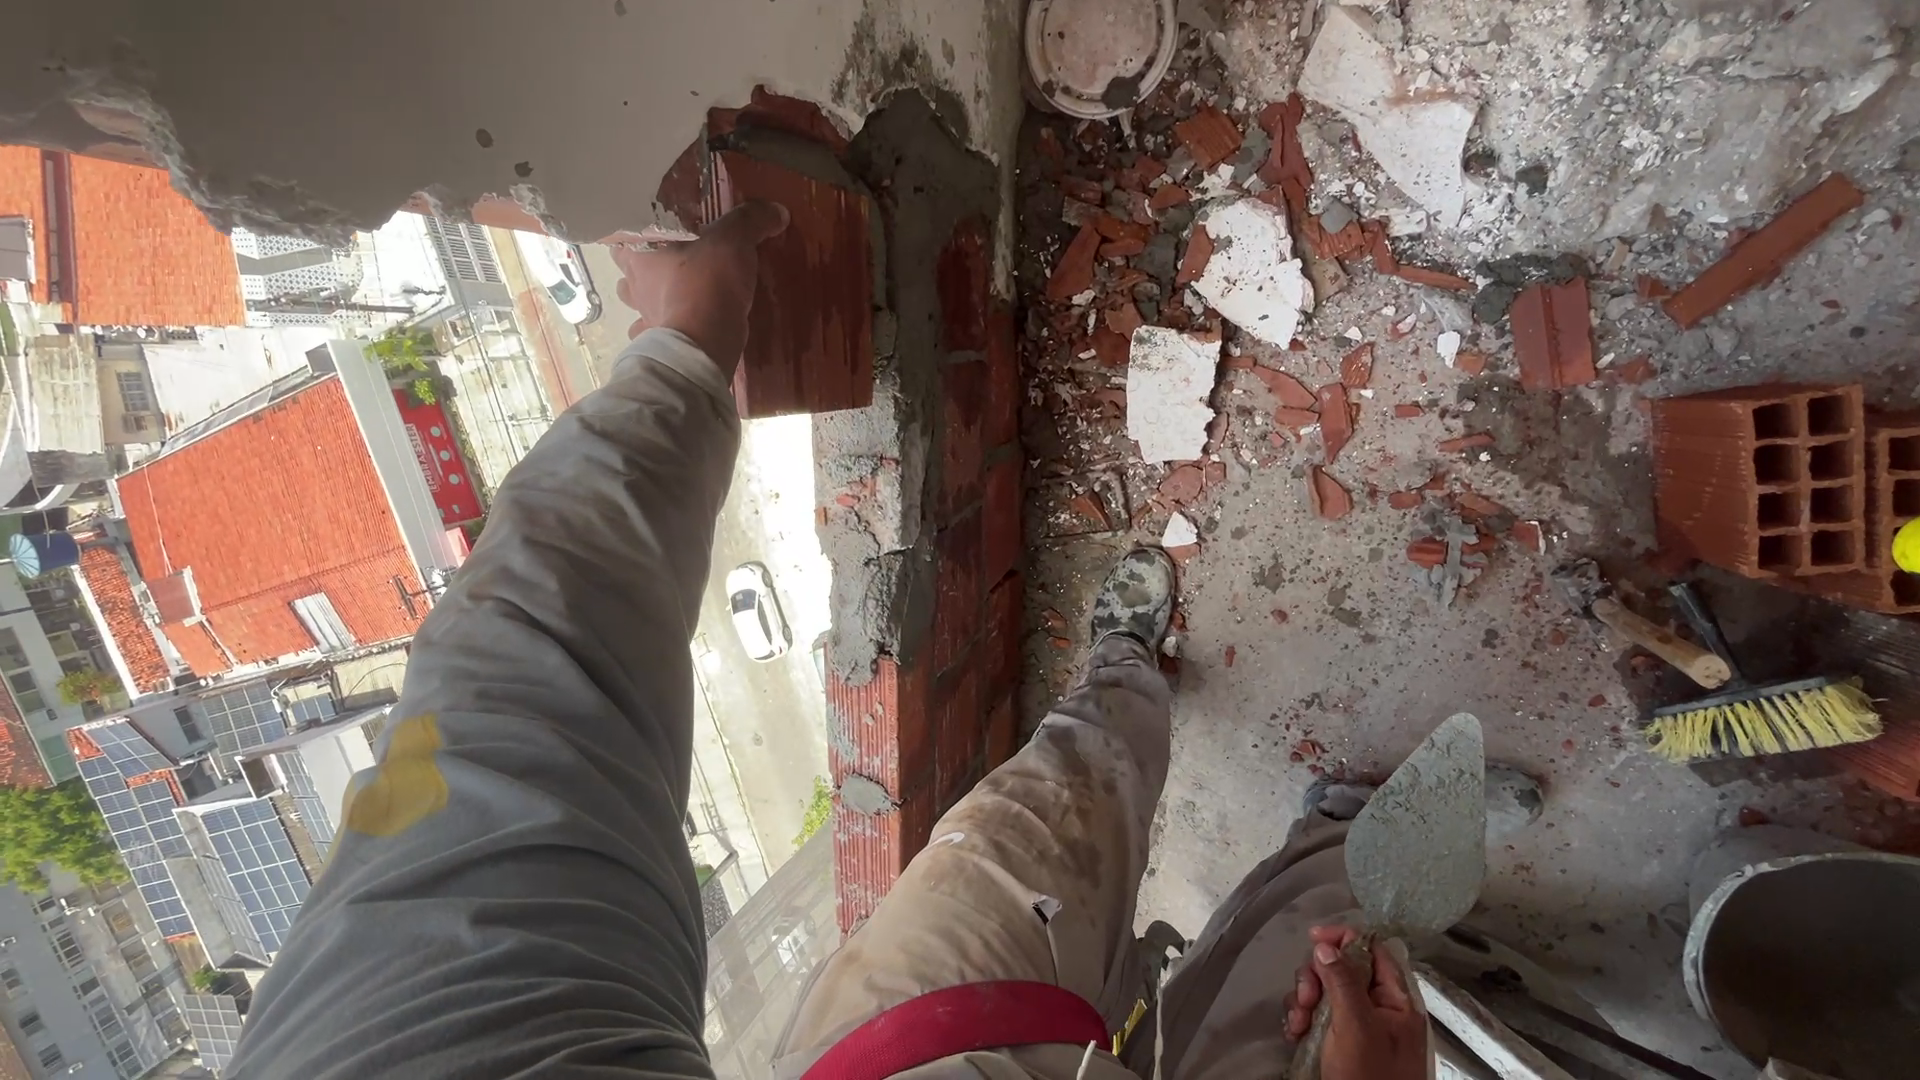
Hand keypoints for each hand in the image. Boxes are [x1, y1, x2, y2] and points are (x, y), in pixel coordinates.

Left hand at [610, 200, 789, 375]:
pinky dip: (666, 331)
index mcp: (638, 252)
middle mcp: (633, 283)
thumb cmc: (706, 283)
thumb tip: (777, 210)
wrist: (705, 343)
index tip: (654, 232)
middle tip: (668, 263)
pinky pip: (657, 335)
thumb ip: (752, 221)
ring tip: (675, 295)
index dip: (636, 233)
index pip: (623, 235)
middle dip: (642, 268)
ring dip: (651, 300)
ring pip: (638, 304)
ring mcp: (645, 316)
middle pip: (628, 271)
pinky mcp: (660, 343)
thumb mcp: (734, 240)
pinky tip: (681, 328)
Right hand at [1283, 925, 1426, 1079]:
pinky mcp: (1338, 1040)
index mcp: (1396, 1002)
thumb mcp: (1356, 1028)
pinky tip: (1295, 1033)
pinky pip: (1315, 1012)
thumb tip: (1325, 944)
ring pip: (1323, 989)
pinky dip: (1301, 1017)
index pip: (1374, 951)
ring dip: (1303, 1000)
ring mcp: (1357, 1025)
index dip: (1345, 939)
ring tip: (1298, 1023)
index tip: (1314, 939)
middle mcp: (1378, 1008)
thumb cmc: (1369, 1078)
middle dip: (1315, 977)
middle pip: (1341, 968)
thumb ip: (1343, 982)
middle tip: (1306, 998)